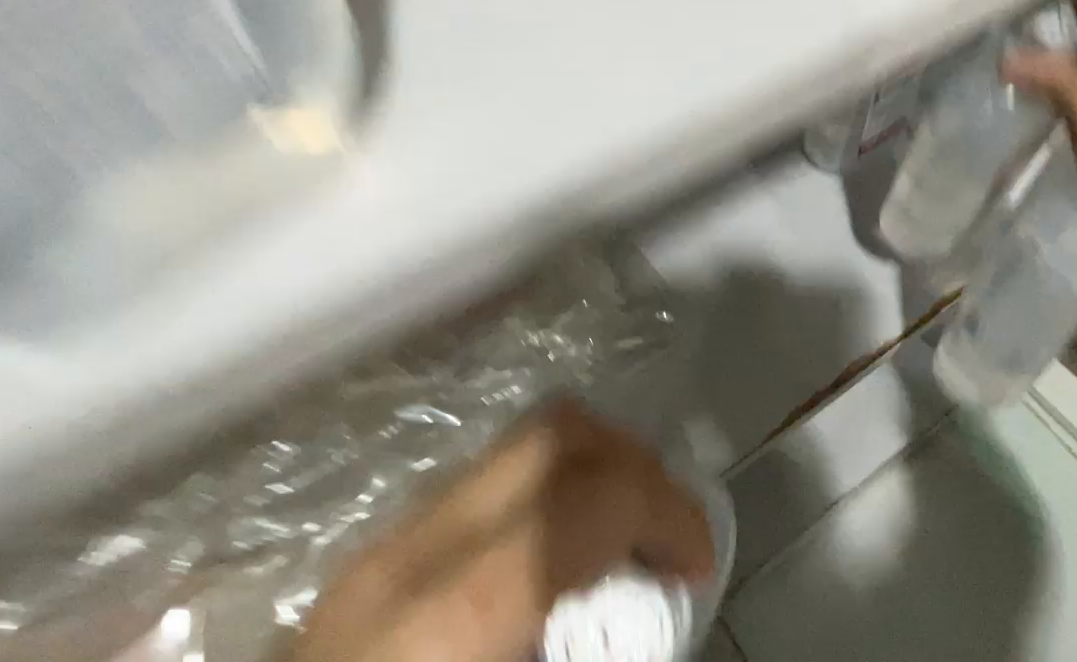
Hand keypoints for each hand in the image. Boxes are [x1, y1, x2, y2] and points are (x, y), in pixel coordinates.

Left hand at [291, 402, 715, 661]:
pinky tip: (558, 561)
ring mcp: (388, 544)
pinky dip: (546, 495)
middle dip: (635, 463)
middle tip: (667, 533)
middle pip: (551, 435)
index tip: (699, 567)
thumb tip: (659, 606)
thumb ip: (594, 644)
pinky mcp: (377, 556)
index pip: (586, 499)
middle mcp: (414, 550)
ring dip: (591, 470)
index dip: (670, 514)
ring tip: (621, 540)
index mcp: (451, 612)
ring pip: (514, 444)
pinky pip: (485, 485)